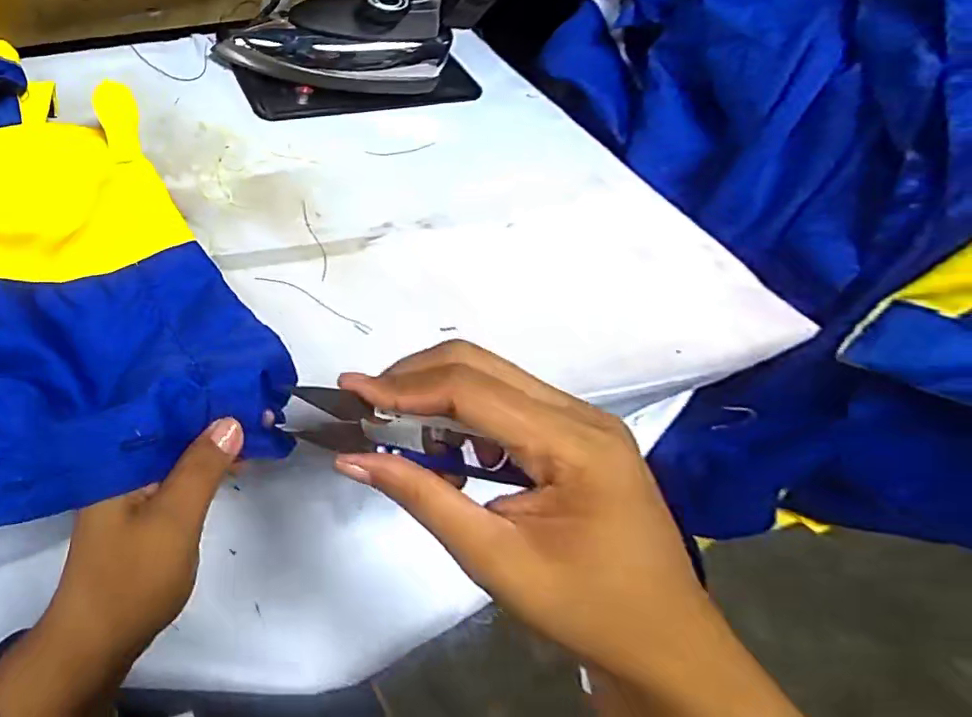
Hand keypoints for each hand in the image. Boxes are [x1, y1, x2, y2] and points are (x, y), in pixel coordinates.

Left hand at [0, 417, 244, 716]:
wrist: (95, 638)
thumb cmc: (132, 574)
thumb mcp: (174, 518)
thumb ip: (199, 468)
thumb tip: (229, 419)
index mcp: (114, 452)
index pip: (158, 406)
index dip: (200, 396)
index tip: (240, 384)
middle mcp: (112, 459)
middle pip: (163, 427)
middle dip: (204, 417)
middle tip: (253, 405)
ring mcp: (119, 484)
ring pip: (165, 450)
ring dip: (200, 443)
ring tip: (246, 428)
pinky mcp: (128, 507)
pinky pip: (162, 473)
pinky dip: (190, 467)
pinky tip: (217, 464)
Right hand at [331, 342, 798, 716]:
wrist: (671, 656)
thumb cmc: (587, 610)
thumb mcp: (493, 559)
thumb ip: (420, 496)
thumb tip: (350, 458)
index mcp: (575, 446)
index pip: (468, 390)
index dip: (402, 386)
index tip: (348, 390)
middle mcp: (582, 417)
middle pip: (475, 364)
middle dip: (410, 377)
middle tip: (365, 404)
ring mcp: (581, 422)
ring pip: (485, 373)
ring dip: (429, 389)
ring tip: (392, 424)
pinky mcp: (573, 434)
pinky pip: (500, 397)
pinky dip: (455, 408)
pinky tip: (440, 445)